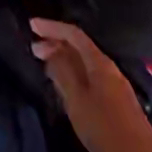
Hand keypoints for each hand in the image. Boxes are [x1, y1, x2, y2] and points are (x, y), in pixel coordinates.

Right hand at [31, 19, 151, 151]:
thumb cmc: (104, 126)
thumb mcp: (76, 98)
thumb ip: (62, 70)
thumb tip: (51, 49)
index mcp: (100, 63)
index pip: (74, 34)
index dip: (51, 27)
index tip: (31, 25)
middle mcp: (111, 70)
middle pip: (81, 47)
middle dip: (56, 44)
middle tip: (35, 49)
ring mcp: (117, 86)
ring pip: (86, 63)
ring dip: (65, 60)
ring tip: (46, 66)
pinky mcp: (119, 102)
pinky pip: (92, 77)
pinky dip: (75, 73)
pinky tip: (67, 85)